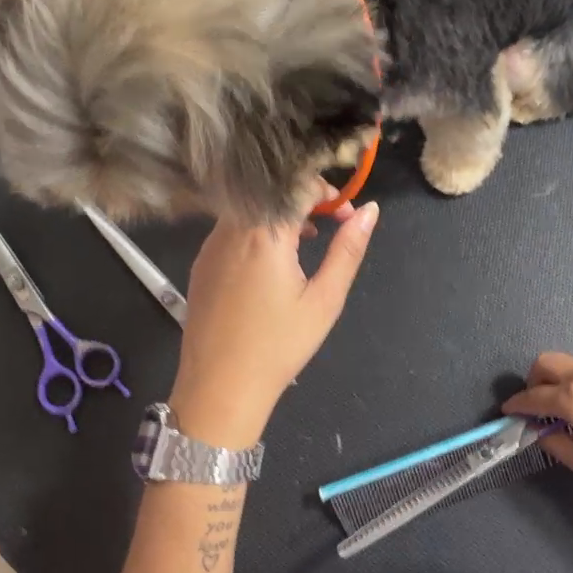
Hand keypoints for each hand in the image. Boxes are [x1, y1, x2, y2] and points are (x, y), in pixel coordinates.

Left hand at [169, 195, 378, 446]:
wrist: (219, 388)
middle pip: (272, 191)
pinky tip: (273, 263)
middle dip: (306, 199)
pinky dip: (259, 231)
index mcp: (265, 234)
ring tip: (307, 243)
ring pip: (251, 208)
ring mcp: (211, 245)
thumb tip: (370, 210)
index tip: (347, 216)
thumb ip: (348, 249)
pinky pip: (233, 229)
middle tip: (331, 226)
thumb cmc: (278, 346)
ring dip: (282, 215)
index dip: (329, 191)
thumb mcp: (324, 299)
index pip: (298, 185)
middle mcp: (232, 229)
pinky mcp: (202, 262)